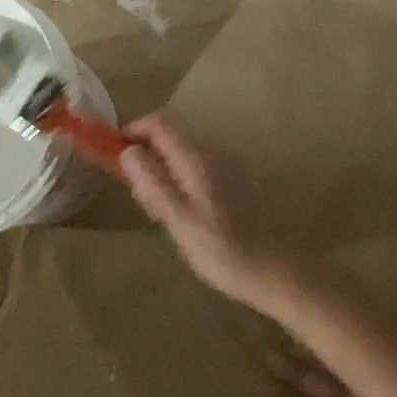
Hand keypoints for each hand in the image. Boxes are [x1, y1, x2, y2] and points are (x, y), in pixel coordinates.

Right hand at [119, 111, 305, 310]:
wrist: (282, 275)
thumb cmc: (227, 253)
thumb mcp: (182, 223)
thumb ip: (154, 184)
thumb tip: (128, 151)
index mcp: (198, 159)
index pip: (159, 121)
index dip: (132, 129)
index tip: (114, 154)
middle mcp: (214, 154)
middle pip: (170, 135)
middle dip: (146, 155)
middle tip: (138, 194)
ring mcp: (228, 167)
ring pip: (183, 153)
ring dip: (162, 170)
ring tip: (159, 212)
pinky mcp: (237, 184)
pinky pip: (198, 169)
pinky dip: (180, 181)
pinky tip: (184, 217)